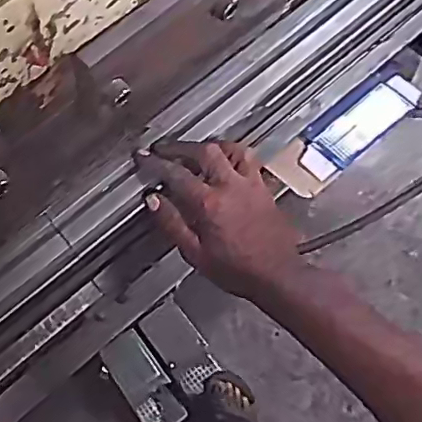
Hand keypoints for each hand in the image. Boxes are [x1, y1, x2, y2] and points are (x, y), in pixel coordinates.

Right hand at [136, 139, 312, 300]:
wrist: (276, 276)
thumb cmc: (239, 270)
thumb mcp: (195, 253)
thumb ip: (172, 223)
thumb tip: (153, 201)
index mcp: (210, 204)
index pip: (176, 174)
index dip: (156, 163)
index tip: (145, 159)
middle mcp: (231, 188)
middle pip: (203, 151)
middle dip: (179, 147)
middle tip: (165, 149)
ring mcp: (250, 185)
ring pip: (230, 149)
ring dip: (209, 145)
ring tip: (195, 149)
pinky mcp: (263, 188)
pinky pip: (248, 160)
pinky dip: (232, 154)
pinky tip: (226, 161)